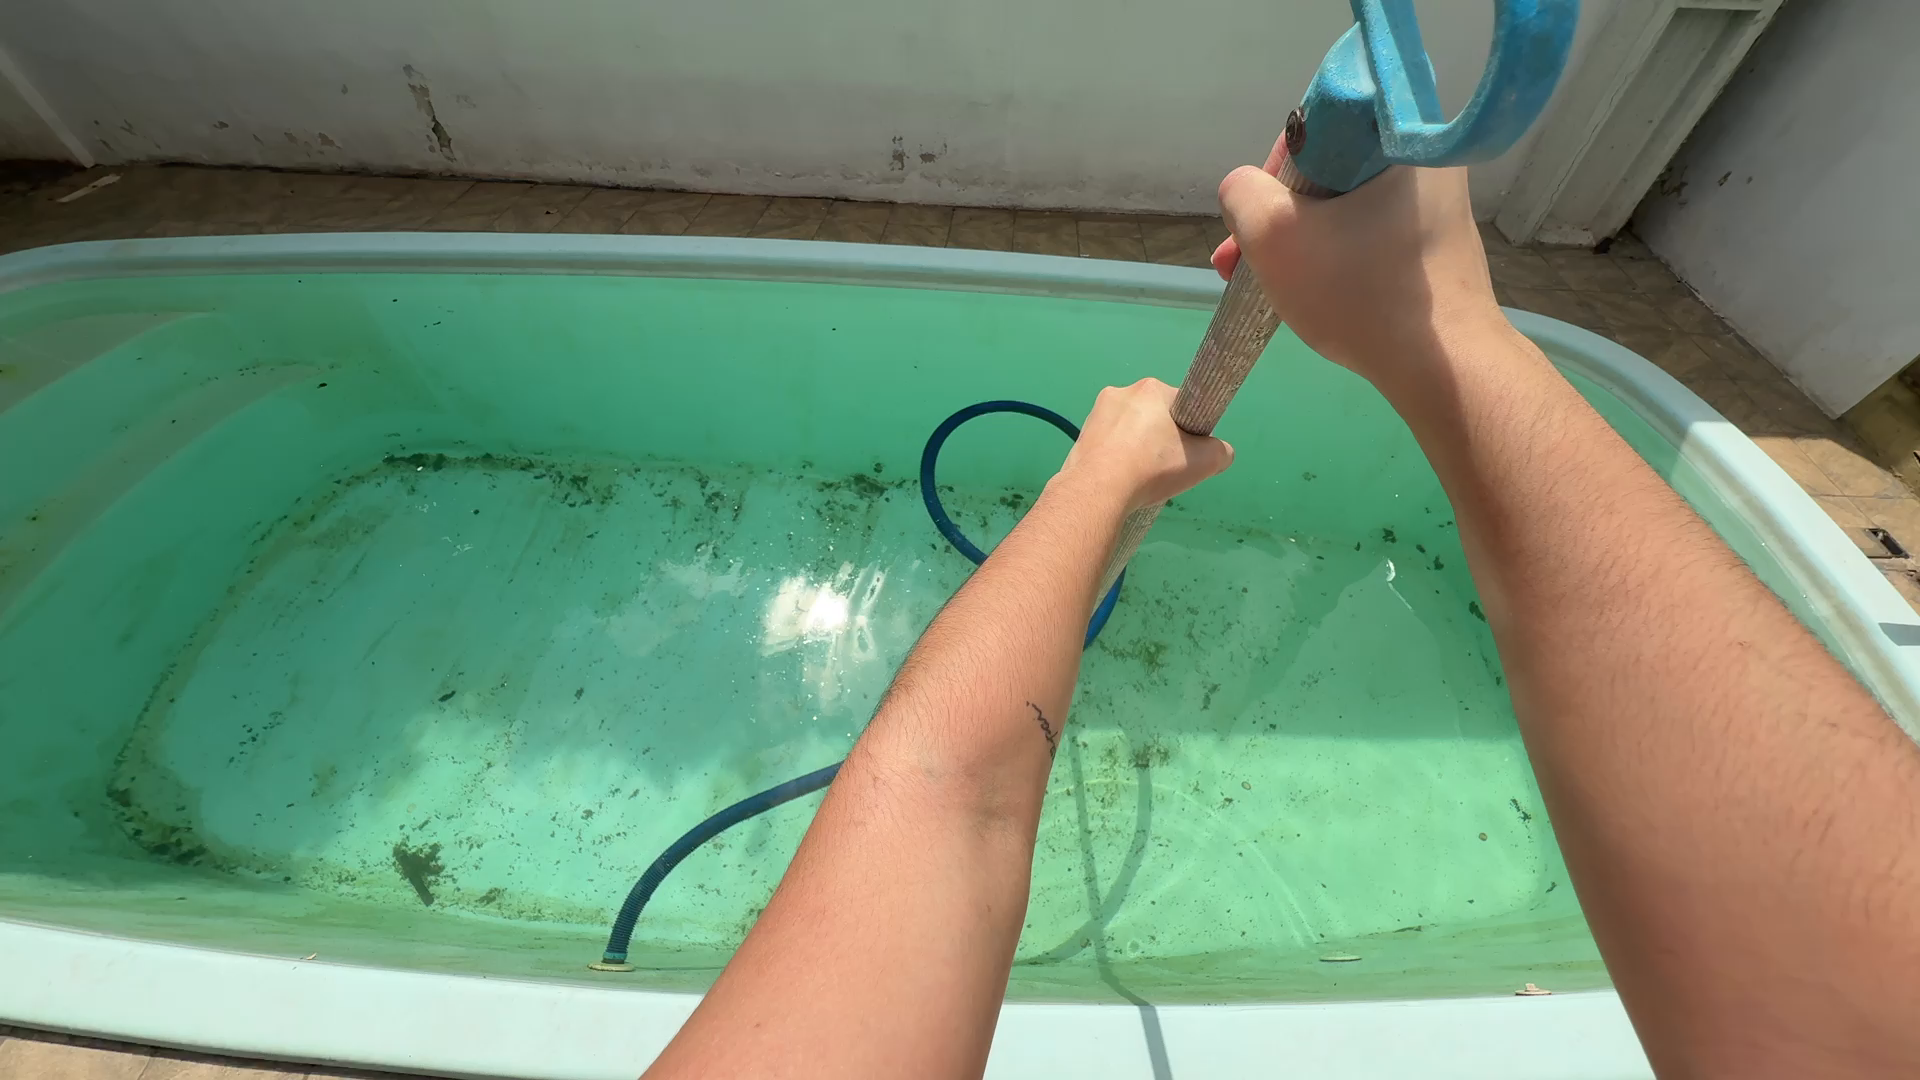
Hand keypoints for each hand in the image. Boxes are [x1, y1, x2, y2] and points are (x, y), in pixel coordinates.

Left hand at [1056, 379, 1232, 511]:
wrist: (1098, 491)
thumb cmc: (1153, 468)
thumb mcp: (1204, 461)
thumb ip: (1220, 452)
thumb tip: (1220, 453)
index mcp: (1151, 389)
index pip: (1179, 404)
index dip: (1187, 428)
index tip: (1183, 450)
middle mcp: (1119, 392)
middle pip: (1151, 416)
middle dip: (1159, 438)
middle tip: (1161, 467)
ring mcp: (1095, 414)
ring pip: (1127, 430)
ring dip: (1135, 447)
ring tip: (1137, 476)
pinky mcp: (1080, 435)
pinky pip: (1106, 444)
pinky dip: (1114, 458)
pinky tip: (1117, 478)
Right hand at [1211, 140, 1507, 388]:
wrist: (1435, 359)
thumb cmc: (1356, 289)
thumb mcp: (1274, 235)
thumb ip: (1243, 195)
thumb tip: (1244, 188)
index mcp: (1396, 135)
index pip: (1315, 125)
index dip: (1271, 174)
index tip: (1257, 221)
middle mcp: (1422, 157)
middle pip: (1323, 172)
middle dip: (1273, 217)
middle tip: (1237, 263)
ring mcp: (1432, 204)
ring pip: (1339, 209)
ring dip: (1293, 242)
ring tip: (1261, 284)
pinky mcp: (1431, 244)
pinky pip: (1362, 236)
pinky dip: (1328, 258)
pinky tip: (1309, 291)